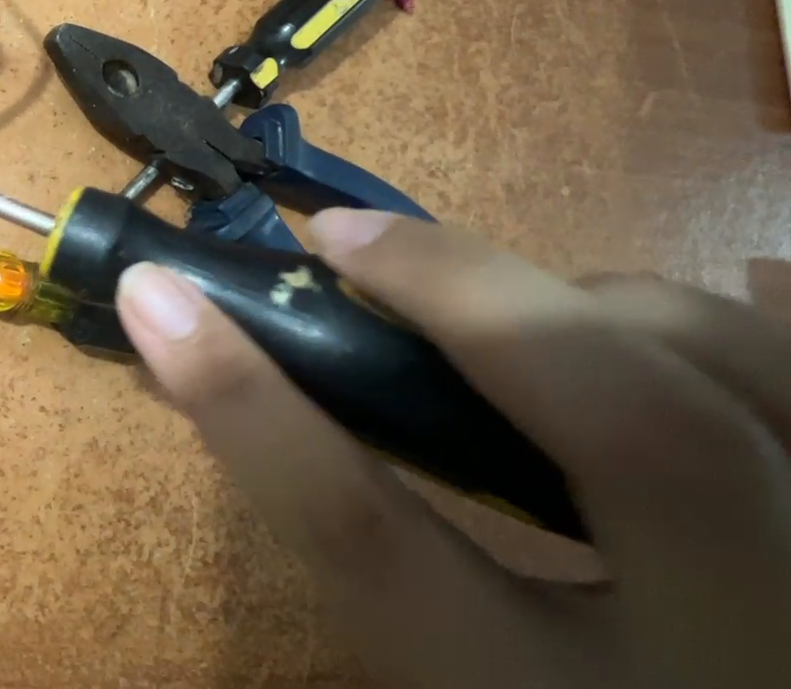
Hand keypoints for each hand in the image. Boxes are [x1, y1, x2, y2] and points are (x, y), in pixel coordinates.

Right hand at [115, 210, 790, 687]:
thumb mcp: (426, 660)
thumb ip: (344, 528)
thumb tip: (226, 368)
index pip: (365, 536)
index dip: (245, 400)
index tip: (152, 291)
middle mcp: (732, 658)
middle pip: (632, 438)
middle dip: (467, 295)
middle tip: (346, 237)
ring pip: (751, 388)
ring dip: (602, 305)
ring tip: (516, 302)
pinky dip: (732, 324)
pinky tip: (677, 315)